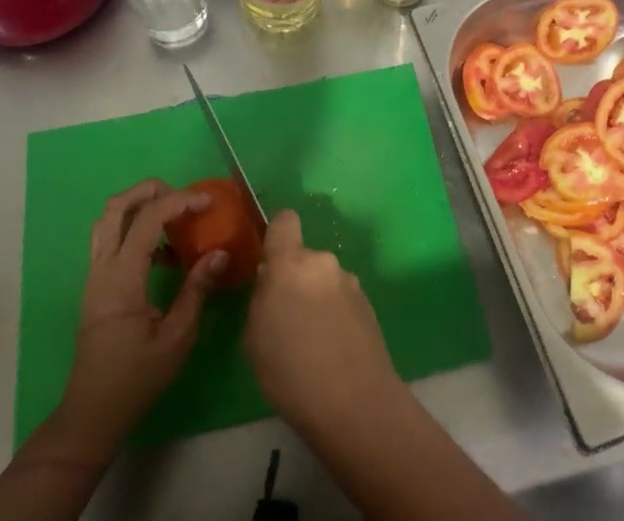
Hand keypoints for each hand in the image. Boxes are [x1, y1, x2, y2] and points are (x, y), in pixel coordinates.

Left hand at [56, 179, 222, 463]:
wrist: (93, 411)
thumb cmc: (137, 377)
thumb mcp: (177, 337)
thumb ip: (196, 289)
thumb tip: (220, 252)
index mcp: (122, 278)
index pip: (146, 220)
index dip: (178, 202)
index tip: (208, 202)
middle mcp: (102, 269)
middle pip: (115, 208)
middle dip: (149, 191)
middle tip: (184, 197)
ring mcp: (95, 277)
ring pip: (108, 222)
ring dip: (139, 208)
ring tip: (176, 218)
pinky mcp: (97, 287)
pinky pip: (111, 242)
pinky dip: (136, 231)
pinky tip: (166, 253)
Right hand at [245, 210, 403, 431]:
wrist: (353, 402)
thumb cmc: (289, 369)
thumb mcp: (254, 335)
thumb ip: (262, 297)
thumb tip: (272, 281)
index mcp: (291, 263)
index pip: (284, 221)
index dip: (276, 234)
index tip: (269, 260)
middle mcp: (324, 263)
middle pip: (304, 258)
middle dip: (294, 279)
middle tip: (284, 318)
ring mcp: (351, 283)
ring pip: (323, 280)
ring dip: (315, 298)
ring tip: (309, 341)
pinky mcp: (369, 305)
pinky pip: (340, 299)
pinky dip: (333, 314)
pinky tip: (330, 349)